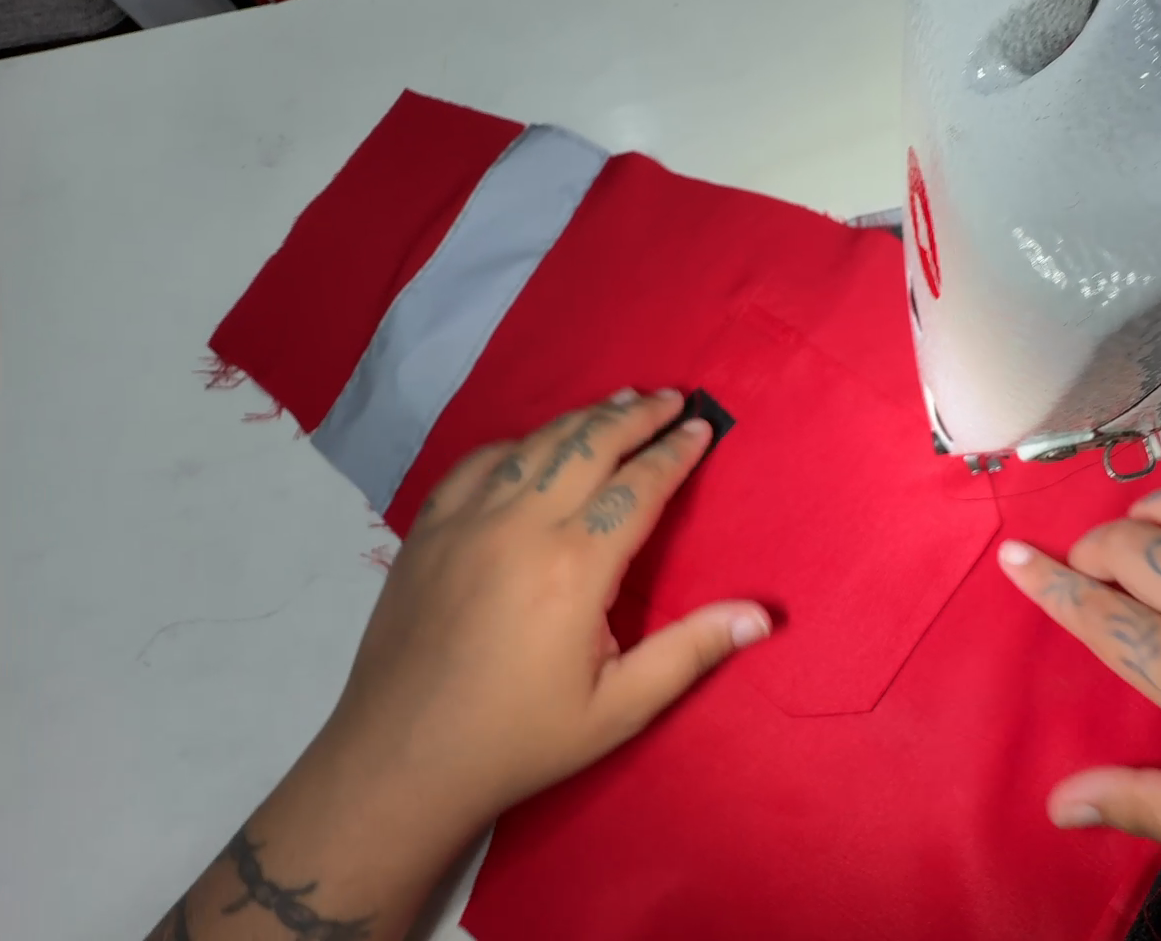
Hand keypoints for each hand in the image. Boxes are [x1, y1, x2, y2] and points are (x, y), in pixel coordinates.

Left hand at [321, 386, 771, 832]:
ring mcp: (467, 520)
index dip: (675, 452)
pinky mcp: (428, 528)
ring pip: (537, 444)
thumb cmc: (520, 738)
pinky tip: (537, 442)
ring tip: (620, 400)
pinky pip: (480, 461)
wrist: (398, 763)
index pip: (639, 486)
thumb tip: (762, 616)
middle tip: (669, 397)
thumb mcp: (620, 708)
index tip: (700, 426)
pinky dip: (520, 442)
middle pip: (589, 445)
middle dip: (636, 415)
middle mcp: (520, 526)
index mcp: (574, 566)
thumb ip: (691, 651)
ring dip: (585, 417)